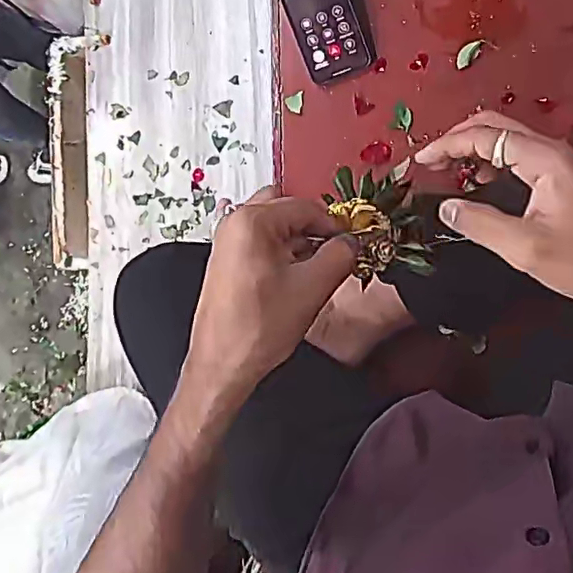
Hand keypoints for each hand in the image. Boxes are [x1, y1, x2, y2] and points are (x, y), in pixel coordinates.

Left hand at [184, 187, 359, 397]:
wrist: (222, 365)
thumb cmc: (255, 330)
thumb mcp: (313, 287)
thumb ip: (340, 255)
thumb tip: (351, 242)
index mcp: (252, 222)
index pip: (305, 206)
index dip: (333, 224)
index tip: (349, 241)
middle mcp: (235, 224)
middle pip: (287, 207)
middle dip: (313, 226)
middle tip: (334, 248)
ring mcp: (228, 242)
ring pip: (274, 224)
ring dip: (298, 238)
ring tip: (315, 265)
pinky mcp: (227, 260)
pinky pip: (261, 240)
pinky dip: (282, 249)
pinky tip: (295, 276)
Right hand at [415, 112, 572, 323]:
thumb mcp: (527, 249)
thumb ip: (481, 223)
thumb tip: (446, 206)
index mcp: (546, 159)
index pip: (486, 136)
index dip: (448, 144)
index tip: (420, 162)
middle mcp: (553, 150)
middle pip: (496, 126)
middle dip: (458, 138)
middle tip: (429, 161)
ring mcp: (560, 161)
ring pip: (507, 138)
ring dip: (474, 146)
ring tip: (446, 169)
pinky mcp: (563, 176)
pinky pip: (519, 154)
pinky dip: (492, 158)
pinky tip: (480, 179)